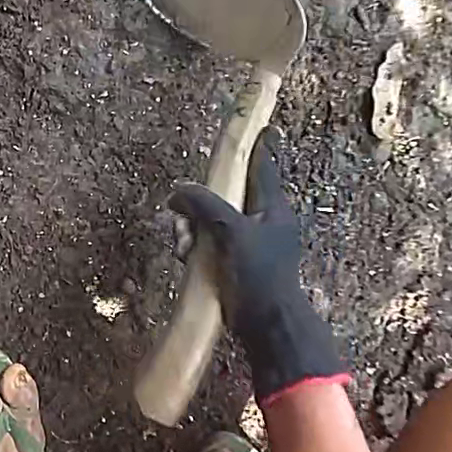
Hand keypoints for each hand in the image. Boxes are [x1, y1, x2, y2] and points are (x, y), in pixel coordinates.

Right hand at [166, 128, 348, 404]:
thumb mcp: (230, 230)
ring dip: (191, 230)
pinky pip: (206, 244)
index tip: (263, 127)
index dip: (260, 148)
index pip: (263, 169)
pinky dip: (193, 248)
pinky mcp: (233, 262)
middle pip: (224, 196)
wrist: (265, 323)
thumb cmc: (258, 274)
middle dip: (197, 205)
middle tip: (181, 215)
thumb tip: (178, 189)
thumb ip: (204, 204)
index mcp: (273, 209)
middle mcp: (262, 222)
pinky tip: (185, 257)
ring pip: (209, 221)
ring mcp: (247, 244)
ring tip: (183, 244)